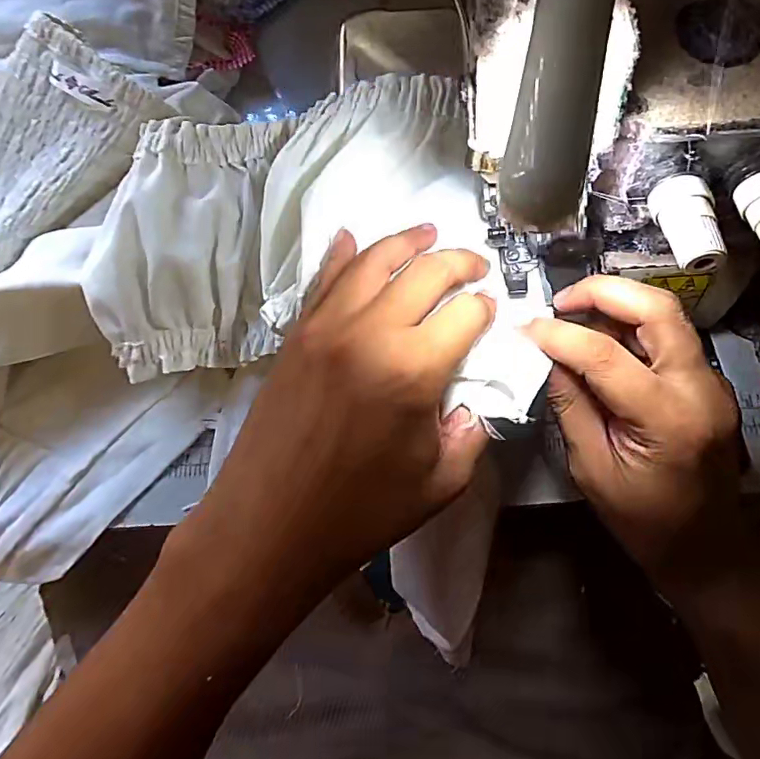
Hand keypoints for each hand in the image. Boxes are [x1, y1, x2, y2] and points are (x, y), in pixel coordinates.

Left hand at [169, 224, 495, 599]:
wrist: (268, 525)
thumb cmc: (360, 512)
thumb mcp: (440, 483)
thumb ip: (471, 433)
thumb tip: (471, 399)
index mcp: (414, 370)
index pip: (466, 314)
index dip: (486, 308)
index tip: (491, 311)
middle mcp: (371, 332)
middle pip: (427, 273)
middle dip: (461, 262)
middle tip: (477, 265)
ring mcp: (328, 325)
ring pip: (373, 260)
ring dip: (407, 241)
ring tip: (430, 232)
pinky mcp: (298, 332)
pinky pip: (324, 279)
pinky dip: (342, 253)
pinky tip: (352, 236)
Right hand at [524, 276, 746, 592]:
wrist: (709, 549)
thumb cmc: (645, 523)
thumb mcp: (593, 468)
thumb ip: (571, 404)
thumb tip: (544, 354)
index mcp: (669, 419)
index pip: (607, 355)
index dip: (559, 336)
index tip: (525, 330)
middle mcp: (699, 387)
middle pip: (657, 308)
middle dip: (603, 292)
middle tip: (560, 303)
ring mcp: (710, 380)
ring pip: (666, 313)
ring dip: (617, 303)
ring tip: (574, 315)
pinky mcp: (706, 380)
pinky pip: (667, 335)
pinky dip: (630, 324)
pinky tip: (600, 339)